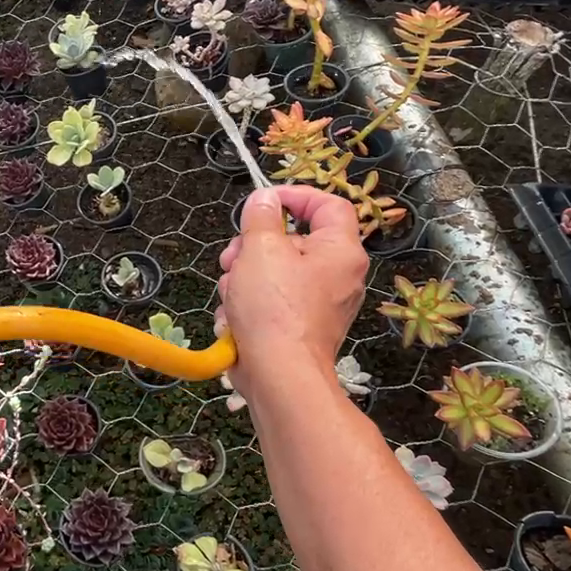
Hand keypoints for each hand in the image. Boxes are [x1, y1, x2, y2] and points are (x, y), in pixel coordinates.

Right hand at [217, 185, 368, 403]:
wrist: (278, 375)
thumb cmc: (274, 307)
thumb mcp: (260, 250)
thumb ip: (260, 218)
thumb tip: (263, 200)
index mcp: (340, 251)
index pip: (329, 205)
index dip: (295, 195)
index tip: (261, 202)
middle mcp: (338, 276)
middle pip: (292, 241)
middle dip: (253, 245)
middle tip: (232, 256)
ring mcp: (319, 304)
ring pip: (274, 272)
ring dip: (243, 277)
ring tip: (230, 292)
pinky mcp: (299, 326)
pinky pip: (272, 300)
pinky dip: (249, 304)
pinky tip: (235, 316)